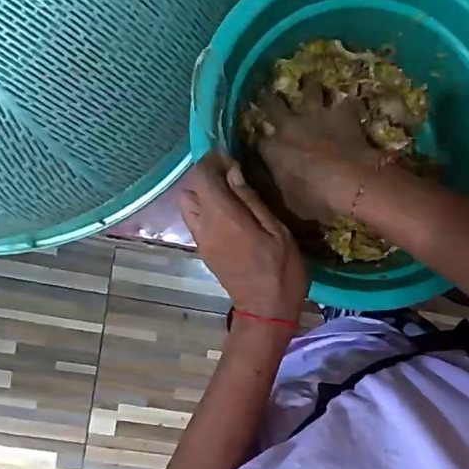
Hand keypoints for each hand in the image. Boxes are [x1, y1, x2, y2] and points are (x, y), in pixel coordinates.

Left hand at [181, 151, 307, 323]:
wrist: (265, 310)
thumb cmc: (280, 270)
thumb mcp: (277, 231)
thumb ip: (251, 200)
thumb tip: (232, 173)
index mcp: (223, 217)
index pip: (202, 176)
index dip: (213, 161)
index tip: (232, 158)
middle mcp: (205, 226)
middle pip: (189, 189)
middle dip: (206, 176)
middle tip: (231, 176)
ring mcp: (201, 240)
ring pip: (188, 205)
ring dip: (204, 193)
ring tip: (230, 194)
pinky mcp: (204, 251)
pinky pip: (195, 221)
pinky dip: (206, 209)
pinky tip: (229, 213)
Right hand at [254, 80, 384, 221]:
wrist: (350, 182)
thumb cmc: (315, 198)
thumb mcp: (290, 202)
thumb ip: (281, 187)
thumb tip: (277, 184)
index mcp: (272, 150)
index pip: (258, 140)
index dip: (260, 140)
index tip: (261, 141)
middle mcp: (289, 126)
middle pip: (274, 104)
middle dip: (270, 100)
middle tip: (269, 93)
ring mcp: (317, 115)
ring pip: (310, 91)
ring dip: (310, 88)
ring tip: (311, 83)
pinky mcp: (343, 113)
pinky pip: (346, 102)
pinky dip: (347, 104)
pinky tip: (350, 104)